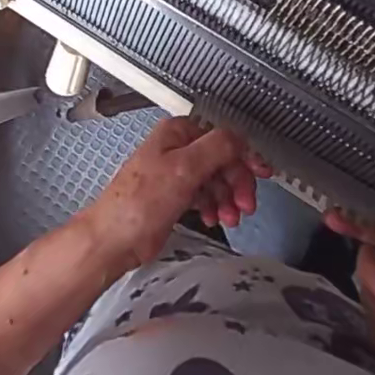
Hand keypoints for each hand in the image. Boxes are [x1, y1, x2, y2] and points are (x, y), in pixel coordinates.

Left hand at [80, 117, 271, 270]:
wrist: (114, 240)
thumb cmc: (136, 205)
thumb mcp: (184, 169)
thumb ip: (216, 148)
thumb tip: (239, 138)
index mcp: (177, 134)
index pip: (222, 137)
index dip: (244, 155)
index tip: (260, 171)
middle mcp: (176, 150)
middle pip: (222, 160)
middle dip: (237, 182)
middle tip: (246, 202)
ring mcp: (175, 174)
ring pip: (215, 180)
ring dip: (228, 198)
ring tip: (230, 215)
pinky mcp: (174, 196)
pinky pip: (205, 196)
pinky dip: (214, 206)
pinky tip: (214, 217)